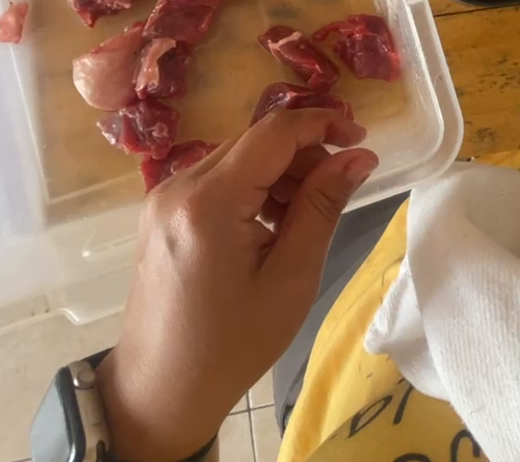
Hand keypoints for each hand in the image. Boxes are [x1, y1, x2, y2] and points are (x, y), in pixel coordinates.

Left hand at [98, 109, 377, 461]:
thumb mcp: (291, 276)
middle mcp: (180, 186)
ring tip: (303, 215)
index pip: (275, 132)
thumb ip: (323, 205)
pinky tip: (271, 223)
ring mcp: (165, 197)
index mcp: (210, 201)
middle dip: (305, 154)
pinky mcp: (163, 211)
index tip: (361, 140)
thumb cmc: (233, 343)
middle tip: (337, 189)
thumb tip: (359, 156)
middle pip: (257, 141)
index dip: (323, 124)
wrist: (157, 394)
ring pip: (240, 156)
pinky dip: (254, 185)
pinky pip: (220, 176)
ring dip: (281, 170)